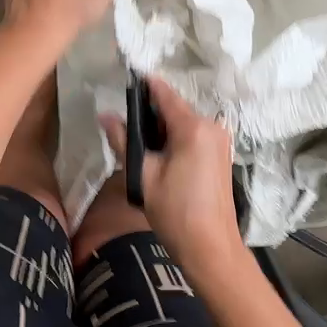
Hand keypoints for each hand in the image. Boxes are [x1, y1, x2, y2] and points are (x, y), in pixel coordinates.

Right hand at [101, 76, 245, 274]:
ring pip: (184, 123)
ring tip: (137, 143)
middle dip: (150, 113)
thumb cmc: (176, 212)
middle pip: (175, 109)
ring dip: (162, 128)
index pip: (165, 94)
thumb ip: (123, 141)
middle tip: (123, 124)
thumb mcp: (143, 176)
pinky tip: (158, 156)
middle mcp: (211, 127)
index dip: (145, 84)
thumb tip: (105, 115)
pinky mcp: (221, 156)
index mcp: (193, 127)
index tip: (126, 76)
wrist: (212, 249)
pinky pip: (194, 136)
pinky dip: (175, 139)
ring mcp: (220, 141)